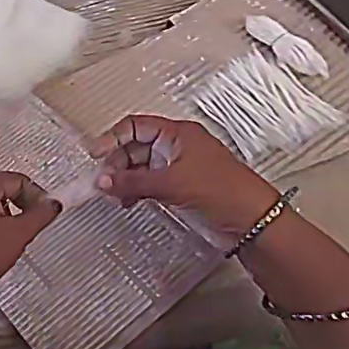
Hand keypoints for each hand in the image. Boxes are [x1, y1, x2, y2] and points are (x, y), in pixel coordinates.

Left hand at [0, 171, 61, 294]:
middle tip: (32, 223)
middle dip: (23, 204)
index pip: (20, 180)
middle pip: (7, 187)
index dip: (38, 197)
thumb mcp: (20, 233)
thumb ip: (42, 214)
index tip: (47, 211)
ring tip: (13, 235)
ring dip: (10, 213)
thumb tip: (53, 204)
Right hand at [88, 115, 279, 232]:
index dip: (112, 137)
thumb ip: (133, 181)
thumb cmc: (224, 191)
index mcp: (177, 135)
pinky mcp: (178, 187)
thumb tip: (103, 181)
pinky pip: (146, 183)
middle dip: (116, 163)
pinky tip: (126, 202)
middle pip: (133, 147)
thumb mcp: (172, 183)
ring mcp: (176, 168)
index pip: (135, 126)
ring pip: (138, 167)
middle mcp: (175, 147)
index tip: (95, 154)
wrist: (253, 222)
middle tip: (103, 181)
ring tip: (113, 195)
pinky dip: (133, 191)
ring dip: (123, 180)